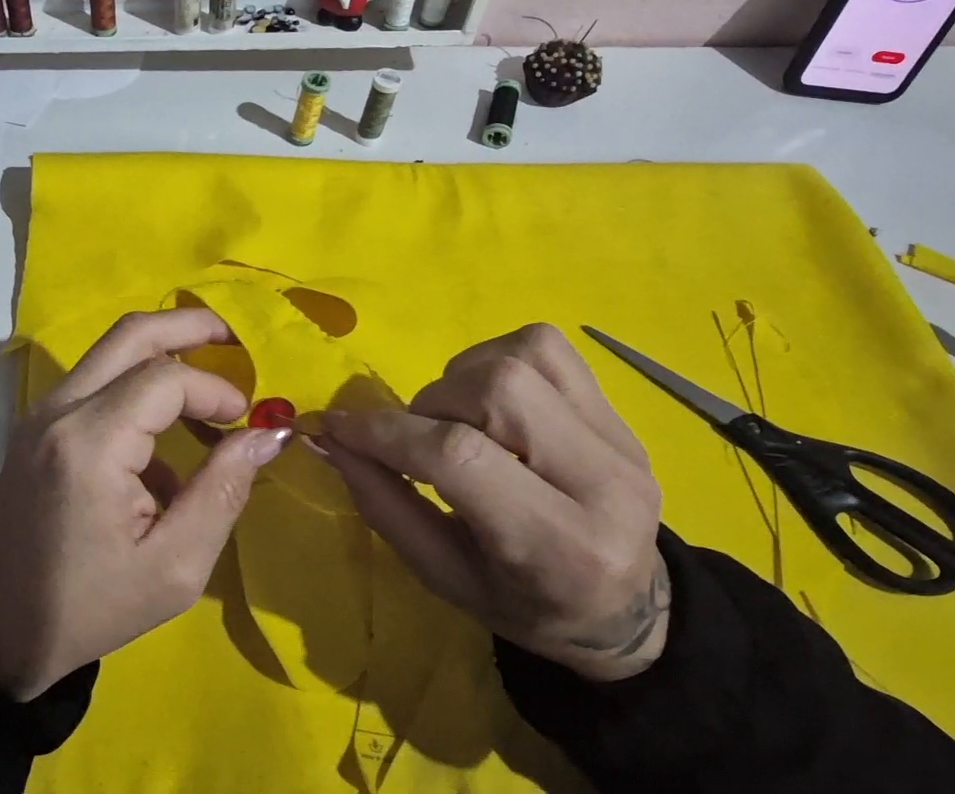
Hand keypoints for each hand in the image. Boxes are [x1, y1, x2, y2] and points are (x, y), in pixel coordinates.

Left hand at [0, 309, 292, 700]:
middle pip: (130, 335)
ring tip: (211, 387)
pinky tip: (165, 440)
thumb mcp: (173, 568)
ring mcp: (40, 414)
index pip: (165, 378)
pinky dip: (136, 387)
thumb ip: (222, 492)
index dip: (215, 389)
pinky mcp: (36, 426)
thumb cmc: (88, 607)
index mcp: (89, 444)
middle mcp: (58, 411)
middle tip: (236, 340)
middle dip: (189, 327)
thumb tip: (266, 435)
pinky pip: (94, 382)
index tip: (245, 421)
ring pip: (109, 351)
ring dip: (163, 356)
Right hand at [319, 324, 667, 681]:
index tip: (340, 428)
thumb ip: (385, 503)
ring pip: (521, 357)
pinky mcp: (619, 411)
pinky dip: (496, 359)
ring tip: (454, 419)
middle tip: (415, 438)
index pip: (461, 457)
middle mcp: (604, 483)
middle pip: (498, 390)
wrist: (624, 607)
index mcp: (559, 546)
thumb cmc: (521, 603)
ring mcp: (621, 439)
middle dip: (431, 404)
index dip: (387, 434)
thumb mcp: (442, 575)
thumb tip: (331, 438)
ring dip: (461, 378)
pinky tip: (488, 399)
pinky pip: (546, 346)